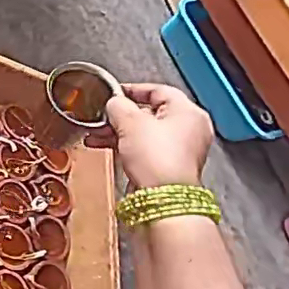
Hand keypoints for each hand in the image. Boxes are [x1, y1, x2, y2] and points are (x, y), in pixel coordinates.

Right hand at [85, 84, 213, 189]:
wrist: (162, 198)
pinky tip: (107, 147)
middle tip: (104, 116)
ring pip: (145, 132)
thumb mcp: (130, 122)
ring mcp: (180, 149)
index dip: (132, 90)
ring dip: (120, 132)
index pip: (158, 90)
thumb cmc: (157, 159)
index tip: (114, 93)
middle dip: (122, 115)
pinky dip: (126, 146)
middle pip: (150, 113)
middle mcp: (189, 129)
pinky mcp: (168, 166)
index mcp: (188, 112)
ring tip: (98, 134)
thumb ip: (119, 106)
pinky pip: (144, 149)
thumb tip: (114, 103)